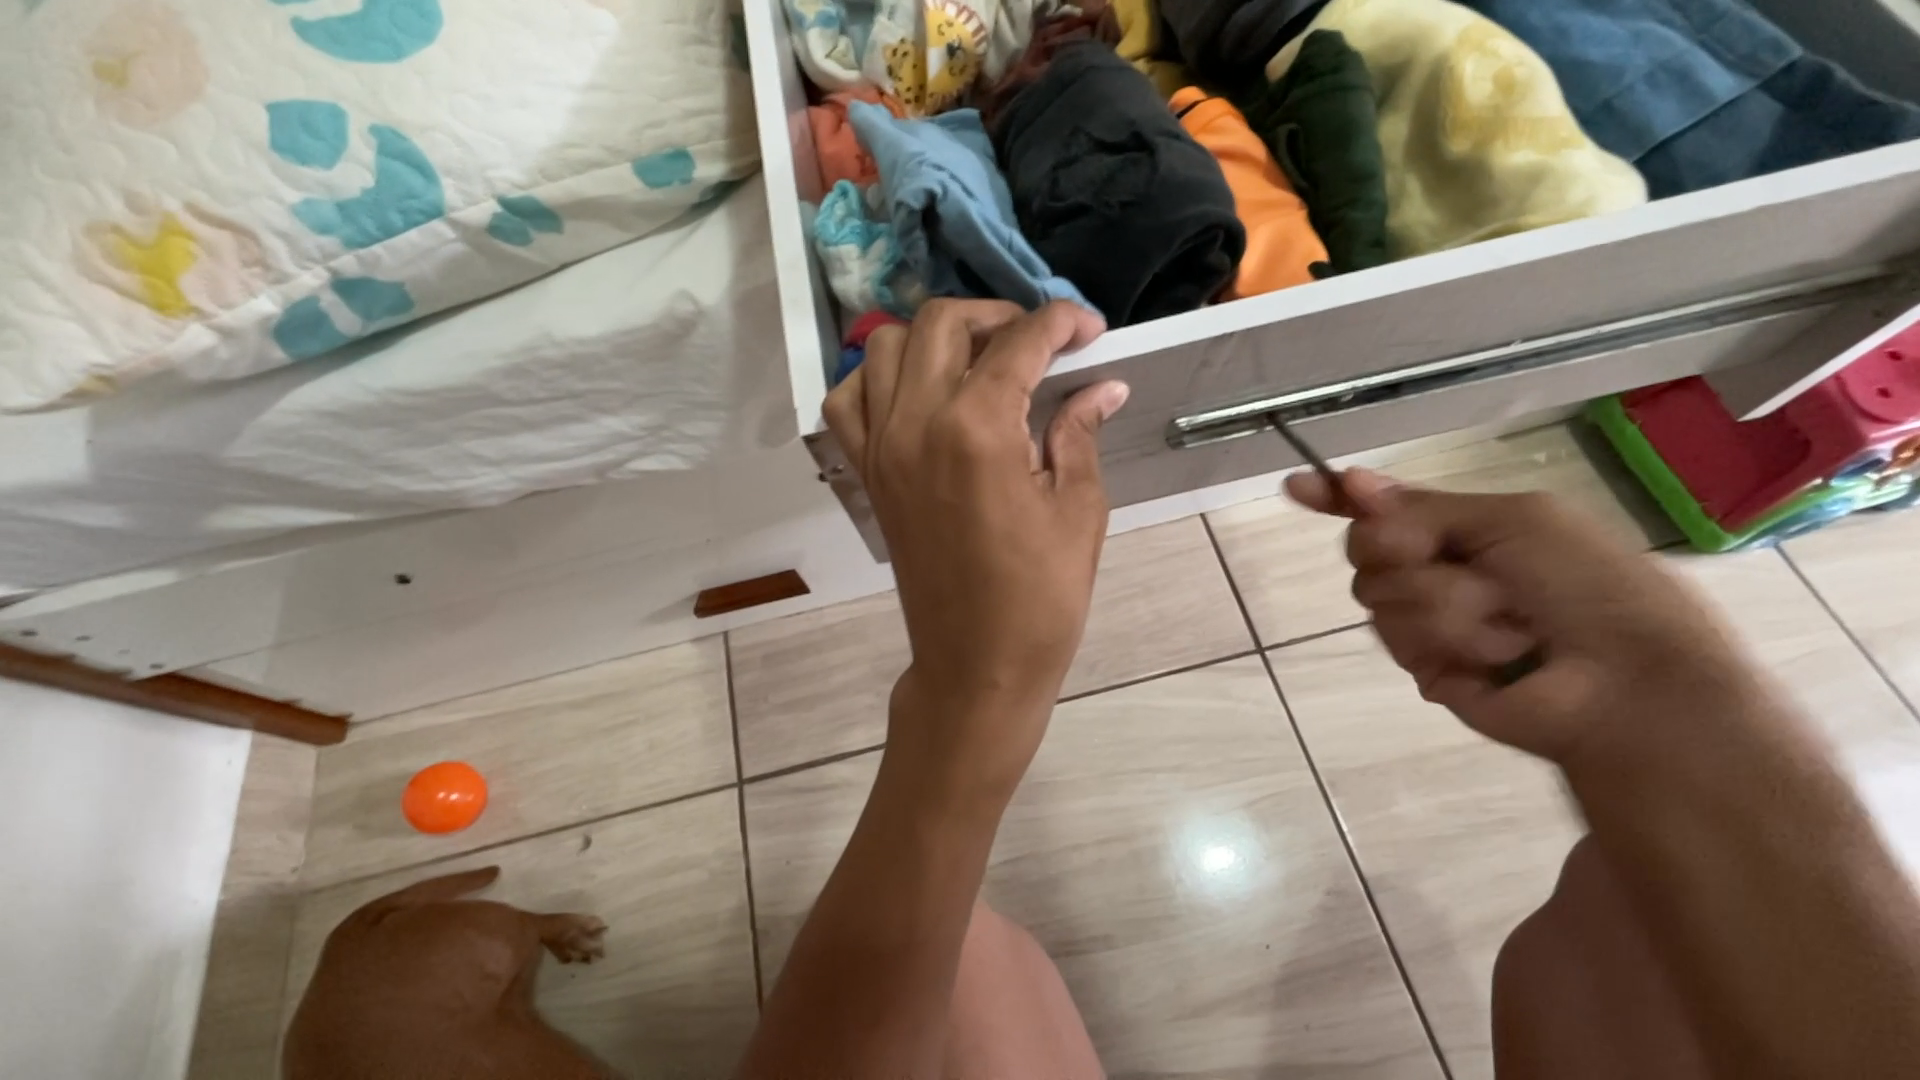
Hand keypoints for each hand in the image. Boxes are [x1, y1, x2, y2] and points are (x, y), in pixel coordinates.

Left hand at [825, 299, 1127, 801]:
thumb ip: (1080, 431)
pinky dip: (878, 379)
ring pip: (886, 346)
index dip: (1061, 321)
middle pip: (942, 322)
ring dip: (934, 338)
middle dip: (997, 316)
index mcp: (977, 427)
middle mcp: (916, 422)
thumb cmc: (1041, 595)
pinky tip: (918, 395)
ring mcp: (880, 445)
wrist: (975, 662)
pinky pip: (849, 399)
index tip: (1089, 329)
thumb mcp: (1079, 508)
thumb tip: (1102, 385)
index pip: (1019, 341)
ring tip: (977, 363)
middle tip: (1037, 343)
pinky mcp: (866, 471)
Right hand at [1285, 469, 1767, 769]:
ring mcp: (1431, 618)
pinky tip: (1490, 654)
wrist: (1626, 682)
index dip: (1338, 498)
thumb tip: (1350, 481)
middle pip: (1365, 549)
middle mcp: (1440, 569)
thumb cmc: (1588, 585)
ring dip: (1440, 603)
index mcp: (1466, 527)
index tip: (1296, 487)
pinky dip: (1445, 640)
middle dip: (1402, 553)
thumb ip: (1423, 506)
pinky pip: (1397, 637)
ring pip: (1377, 593)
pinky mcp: (1427, 665)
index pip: (1384, 508)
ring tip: (1503, 622)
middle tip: (1443, 560)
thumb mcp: (1513, 521)